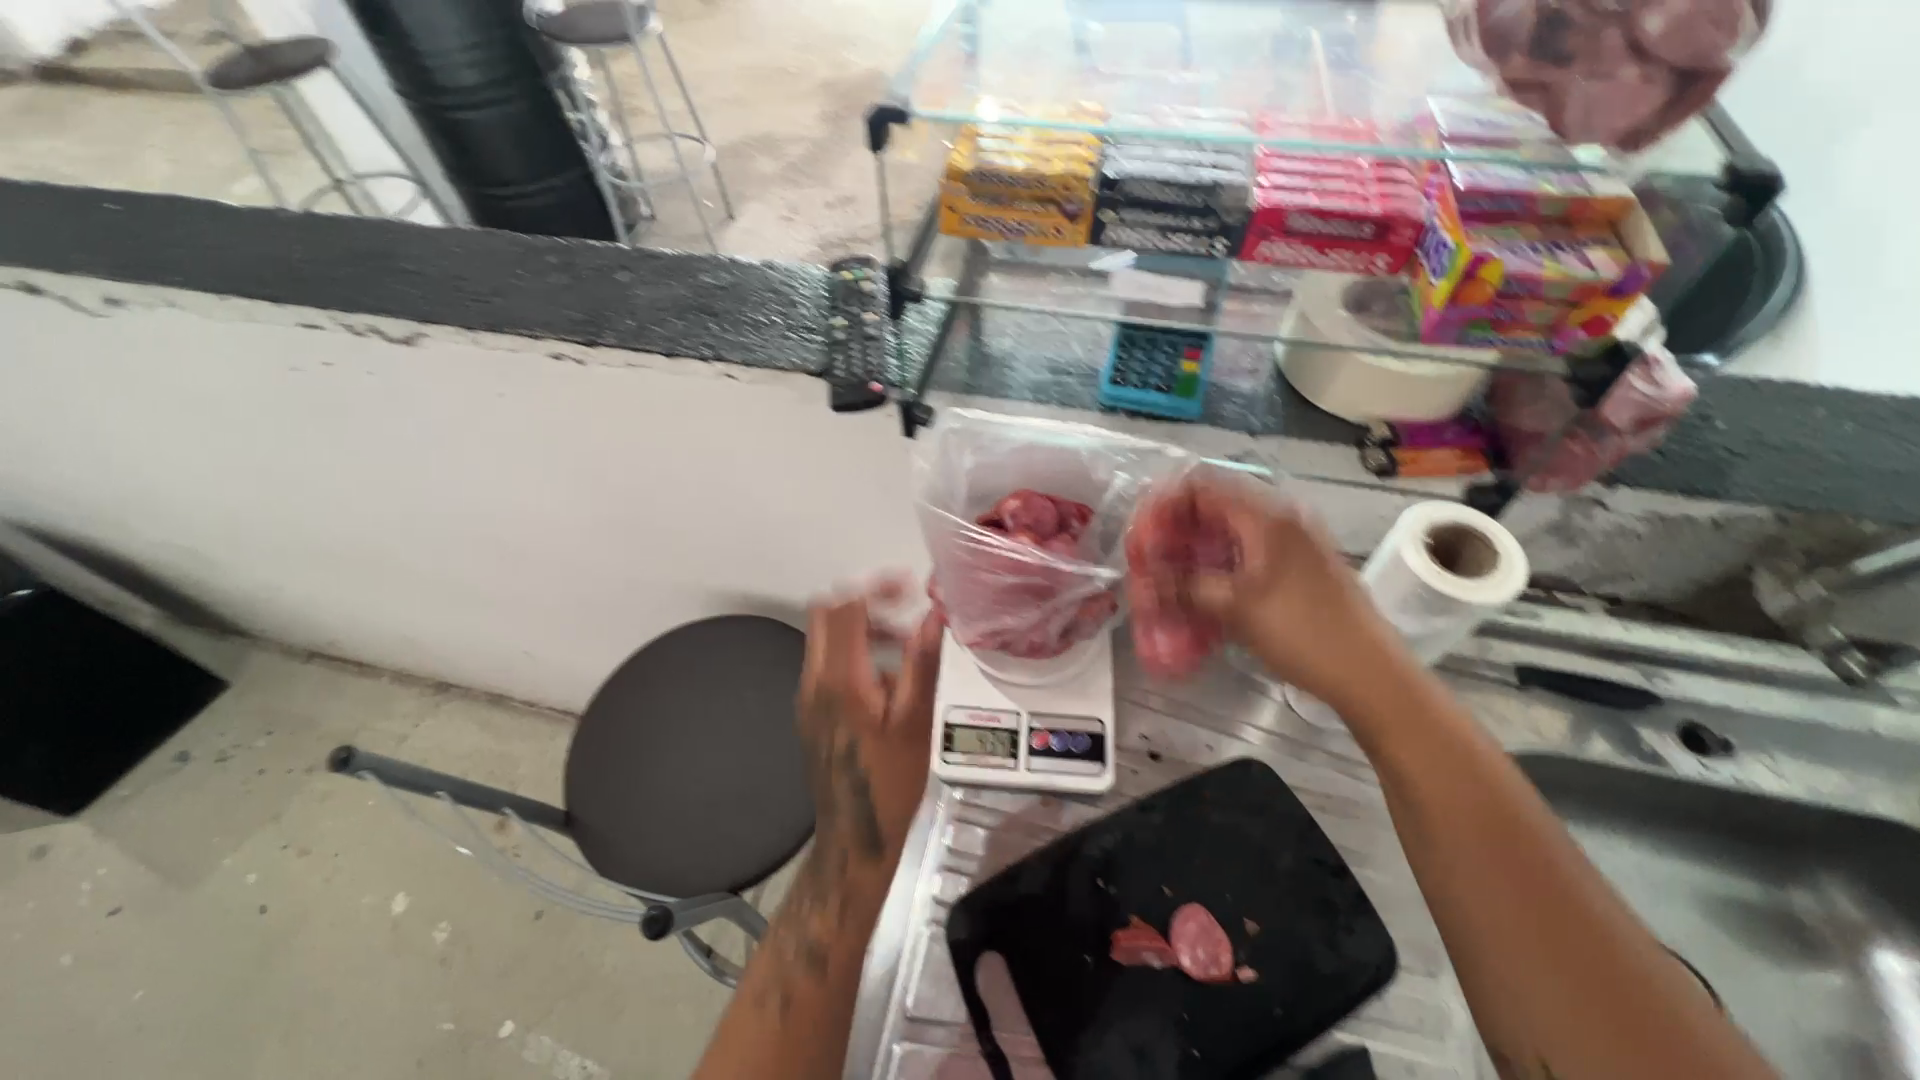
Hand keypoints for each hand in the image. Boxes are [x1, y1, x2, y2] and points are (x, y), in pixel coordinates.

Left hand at [796, 587, 943, 884]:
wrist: (853, 837)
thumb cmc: (891, 780)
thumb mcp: (916, 721)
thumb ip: (922, 662)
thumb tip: (934, 613)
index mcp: (840, 678)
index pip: (846, 607)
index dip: (877, 586)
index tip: (910, 586)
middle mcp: (814, 679)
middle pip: (826, 614)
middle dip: (865, 602)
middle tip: (904, 610)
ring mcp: (807, 695)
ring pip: (825, 638)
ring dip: (862, 628)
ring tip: (905, 647)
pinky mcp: (810, 710)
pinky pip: (826, 663)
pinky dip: (854, 653)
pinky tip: (888, 682)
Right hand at [1129, 470, 1410, 709]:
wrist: (1369, 672)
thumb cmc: (1304, 632)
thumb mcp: (1235, 608)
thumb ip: (1183, 587)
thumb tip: (1142, 581)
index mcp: (1266, 514)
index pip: (1200, 485)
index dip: (1162, 506)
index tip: (1140, 539)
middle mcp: (1277, 518)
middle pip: (1210, 508)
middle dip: (1171, 534)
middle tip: (1146, 565)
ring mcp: (1288, 543)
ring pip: (1223, 535)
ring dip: (1189, 555)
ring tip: (1163, 585)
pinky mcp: (1292, 568)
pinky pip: (1241, 556)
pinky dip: (1212, 571)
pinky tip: (1194, 598)